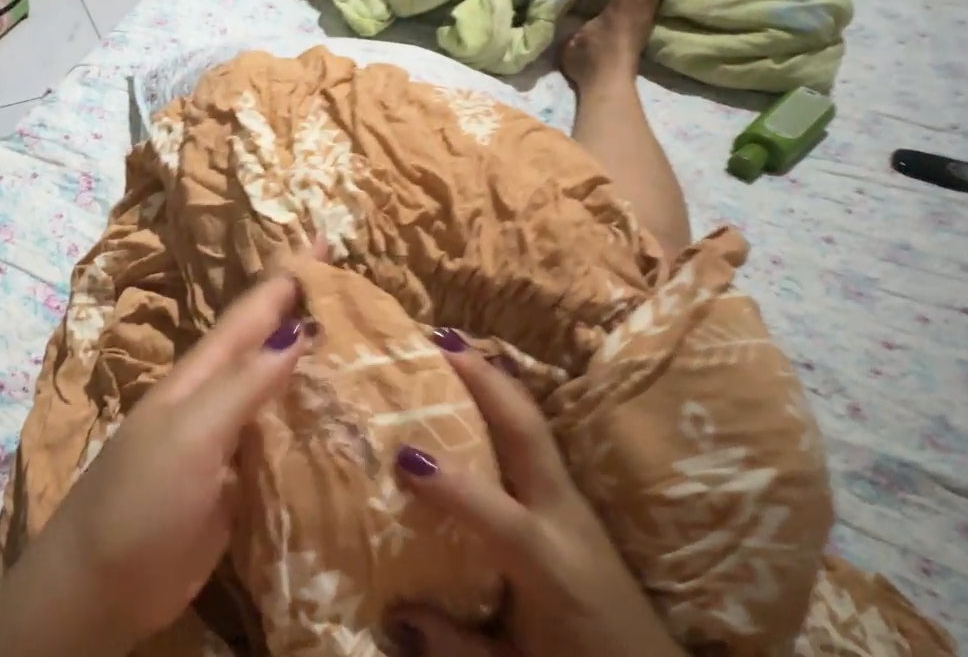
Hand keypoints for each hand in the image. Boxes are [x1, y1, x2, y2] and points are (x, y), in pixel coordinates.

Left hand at [0, 254, 321, 656]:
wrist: (100, 588)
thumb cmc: (140, 502)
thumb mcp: (190, 435)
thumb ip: (242, 386)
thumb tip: (299, 329)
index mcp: (200, 378)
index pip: (250, 315)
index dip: (285, 277)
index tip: (323, 238)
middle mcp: (216, 403)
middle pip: (267, 349)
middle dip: (305, 315)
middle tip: (360, 294)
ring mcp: (227, 447)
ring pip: (280, 397)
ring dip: (316, 372)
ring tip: (368, 351)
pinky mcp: (240, 491)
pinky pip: (284, 449)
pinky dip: (314, 431)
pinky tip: (350, 431)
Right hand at [385, 346, 682, 656]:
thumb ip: (455, 644)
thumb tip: (394, 611)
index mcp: (547, 565)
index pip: (500, 517)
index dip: (452, 487)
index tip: (403, 456)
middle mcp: (563, 519)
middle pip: (529, 436)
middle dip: (485, 384)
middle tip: (440, 341)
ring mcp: (573, 502)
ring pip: (534, 424)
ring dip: (494, 379)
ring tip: (454, 343)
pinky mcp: (573, 498)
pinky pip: (536, 437)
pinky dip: (506, 400)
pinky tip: (485, 380)